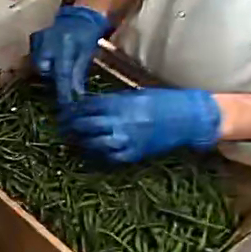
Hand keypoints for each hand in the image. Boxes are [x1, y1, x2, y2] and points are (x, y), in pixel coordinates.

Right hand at [30, 5, 109, 104]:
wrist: (80, 15)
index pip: (62, 73)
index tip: (65, 105)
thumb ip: (78, 73)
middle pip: (44, 70)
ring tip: (57, 67)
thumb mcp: (86, 53)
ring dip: (47, 70)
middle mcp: (48, 42)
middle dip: (52, 77)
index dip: (63, 91)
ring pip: (38, 64)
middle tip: (62, 79)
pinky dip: (42, 61)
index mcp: (64, 45)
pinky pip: (35, 56)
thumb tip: (76, 96)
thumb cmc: (86, 35)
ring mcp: (38, 39)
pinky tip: (50, 59)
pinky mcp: (34, 39)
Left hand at [59, 88, 221, 163]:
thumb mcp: (135, 95)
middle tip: (62, 127)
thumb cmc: (163, 102)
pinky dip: (99, 154)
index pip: (87, 106)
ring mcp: (128, 138)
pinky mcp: (135, 153)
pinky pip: (110, 156)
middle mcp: (122, 120)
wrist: (189, 117)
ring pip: (95, 142)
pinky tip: (91, 151)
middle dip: (71, 126)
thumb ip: (112, 101)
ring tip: (72, 140)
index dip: (72, 110)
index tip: (63, 112)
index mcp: (122, 103)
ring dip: (81, 141)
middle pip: (87, 124)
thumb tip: (88, 105)